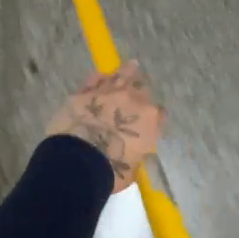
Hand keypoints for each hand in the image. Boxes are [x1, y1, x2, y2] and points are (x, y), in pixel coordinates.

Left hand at [46, 61, 164, 193]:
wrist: (79, 161)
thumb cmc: (111, 172)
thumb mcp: (134, 166)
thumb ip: (137, 150)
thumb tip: (132, 149)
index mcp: (150, 120)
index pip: (159, 114)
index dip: (155, 117)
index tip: (152, 120)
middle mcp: (132, 101)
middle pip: (142, 89)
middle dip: (141, 92)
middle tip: (139, 91)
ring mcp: (107, 93)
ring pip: (121, 76)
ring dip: (126, 72)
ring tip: (131, 65)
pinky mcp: (83, 93)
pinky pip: (94, 80)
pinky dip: (98, 78)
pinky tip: (101, 76)